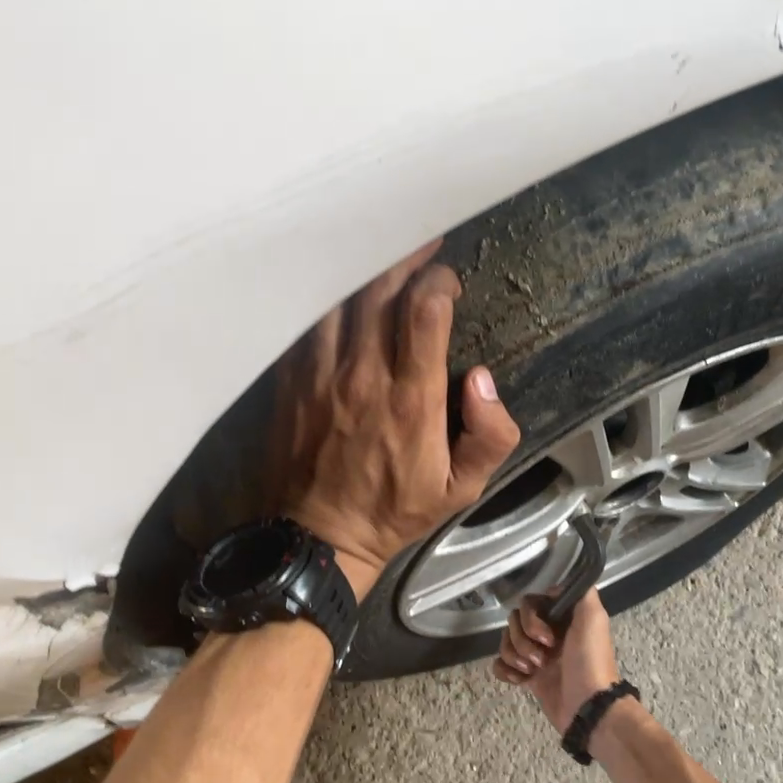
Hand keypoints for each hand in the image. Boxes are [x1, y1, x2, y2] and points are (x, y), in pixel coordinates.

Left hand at [271, 239, 520, 593]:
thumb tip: (484, 380)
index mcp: (411, 400)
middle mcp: (364, 377)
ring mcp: (321, 376)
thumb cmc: (395, 510)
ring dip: (366, 271)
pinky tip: (339, 286)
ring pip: (340, 299)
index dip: (440, 282)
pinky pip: (307, 322)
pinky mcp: (292, 381)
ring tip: (383, 252)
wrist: (318, 537)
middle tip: (423, 245)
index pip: (424, 312)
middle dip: (406, 259)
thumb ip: (490, 435)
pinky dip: (326, 297)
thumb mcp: (462, 489)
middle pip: (381, 292)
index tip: (449, 284)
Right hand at [492, 589, 618, 731]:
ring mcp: (536, 656)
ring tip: (532, 671)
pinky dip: (505, 671)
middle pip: (515, 622)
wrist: (588, 708)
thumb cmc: (590, 661)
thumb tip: (555, 587)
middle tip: (541, 657)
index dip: (532, 618)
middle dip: (522, 639)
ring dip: (514, 655)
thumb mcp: (593, 618)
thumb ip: (582, 592)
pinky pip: (501, 665)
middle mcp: (549, 633)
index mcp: (562, 619)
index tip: (547, 635)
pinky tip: (519, 680)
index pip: (530, 604)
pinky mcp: (528, 678)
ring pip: (506, 642)